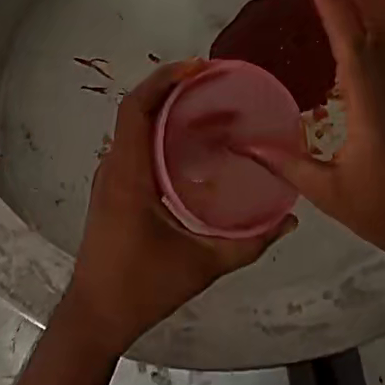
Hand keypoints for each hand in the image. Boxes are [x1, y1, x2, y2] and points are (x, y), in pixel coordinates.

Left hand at [59, 60, 294, 356]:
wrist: (95, 316)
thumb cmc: (141, 288)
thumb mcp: (202, 266)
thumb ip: (249, 243)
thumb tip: (289, 221)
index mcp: (128, 176)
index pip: (135, 109)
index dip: (163, 80)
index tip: (198, 67)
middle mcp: (114, 168)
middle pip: (137, 110)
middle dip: (174, 89)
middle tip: (216, 84)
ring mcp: (110, 178)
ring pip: (135, 128)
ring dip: (168, 111)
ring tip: (211, 109)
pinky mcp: (113, 190)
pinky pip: (135, 146)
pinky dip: (161, 133)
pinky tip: (193, 147)